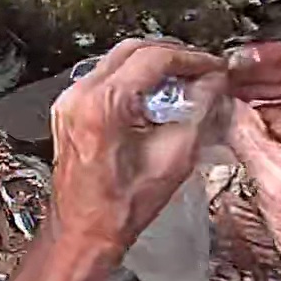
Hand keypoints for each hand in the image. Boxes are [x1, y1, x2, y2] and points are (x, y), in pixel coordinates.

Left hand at [5, 39, 227, 280]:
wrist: (81, 230)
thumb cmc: (120, 208)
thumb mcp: (173, 160)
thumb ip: (197, 112)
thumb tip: (213, 83)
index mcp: (101, 106)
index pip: (153, 59)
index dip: (191, 58)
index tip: (213, 67)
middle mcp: (78, 97)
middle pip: (132, 50)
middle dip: (172, 55)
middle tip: (202, 70)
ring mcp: (68, 102)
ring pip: (115, 60)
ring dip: (151, 65)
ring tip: (184, 81)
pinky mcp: (67, 110)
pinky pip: (102, 78)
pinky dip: (132, 79)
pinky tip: (155, 95)